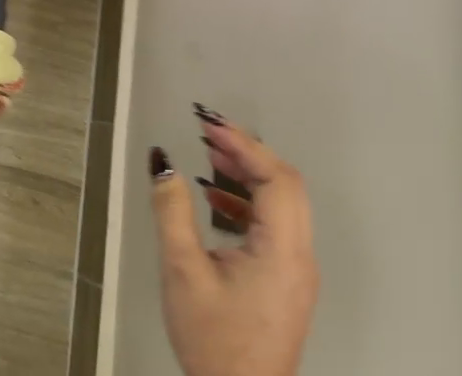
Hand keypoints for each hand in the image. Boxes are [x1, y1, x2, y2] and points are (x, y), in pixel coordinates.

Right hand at [149, 108, 317, 375]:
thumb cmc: (212, 334)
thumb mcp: (183, 270)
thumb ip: (172, 211)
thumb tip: (161, 162)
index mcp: (283, 251)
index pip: (278, 181)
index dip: (246, 147)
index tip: (209, 126)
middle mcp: (300, 256)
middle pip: (288, 188)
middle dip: (250, 153)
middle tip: (209, 131)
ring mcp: (296, 270)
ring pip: (285, 206)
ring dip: (250, 175)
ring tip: (210, 155)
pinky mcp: (285, 281)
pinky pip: (276, 226)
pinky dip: (248, 201)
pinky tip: (216, 200)